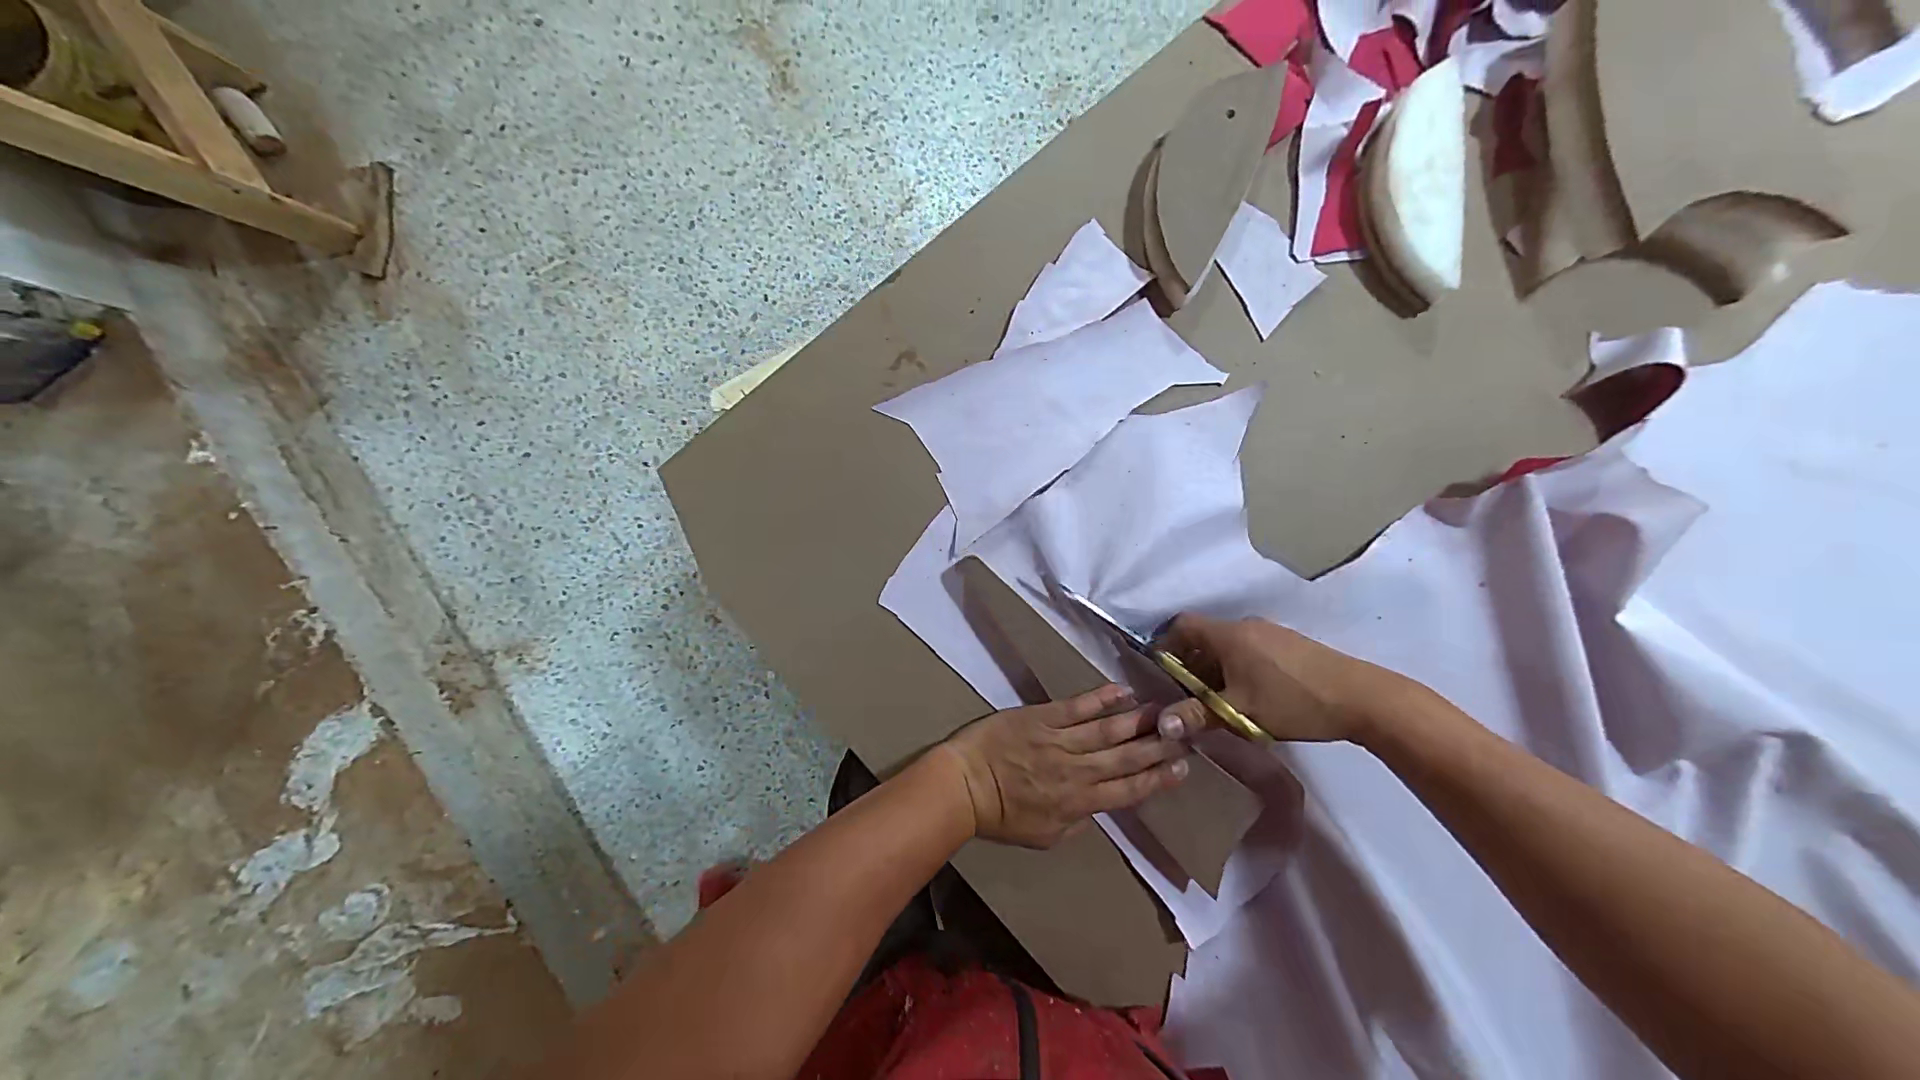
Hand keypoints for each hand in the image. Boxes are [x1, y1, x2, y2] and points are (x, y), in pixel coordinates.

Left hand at [934, 685, 1191, 848]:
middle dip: (1157, 745)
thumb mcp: (1043, 837)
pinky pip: (1077, 707)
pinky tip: (1123, 691)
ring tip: (1164, 710)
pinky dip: (1101, 699)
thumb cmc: (999, 816)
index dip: (1157, 779)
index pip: (1127, 791)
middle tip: (1185, 733)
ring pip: (1107, 730)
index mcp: (1078, 803)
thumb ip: (1076, 824)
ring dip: (1138, 720)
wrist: (963, 786)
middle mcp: (1076, 771)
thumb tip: (1097, 811)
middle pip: (1125, 757)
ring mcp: (1059, 741)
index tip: (1182, 768)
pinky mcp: (1041, 718)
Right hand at [1154, 614, 1416, 742]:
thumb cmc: (1292, 701)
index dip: (1164, 645)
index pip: (1182, 625)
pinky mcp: (1290, 647)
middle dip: (1189, 664)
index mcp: (1228, 635)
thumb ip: (1197, 715)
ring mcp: (1271, 634)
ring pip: (1227, 646)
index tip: (1160, 673)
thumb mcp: (1239, 713)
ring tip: (1216, 703)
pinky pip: (1249, 651)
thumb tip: (1162, 724)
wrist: (1363, 699)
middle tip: (1185, 696)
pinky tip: (1249, 698)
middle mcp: (1247, 627)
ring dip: (1214, 670)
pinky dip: (1237, 670)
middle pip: (1204, 637)